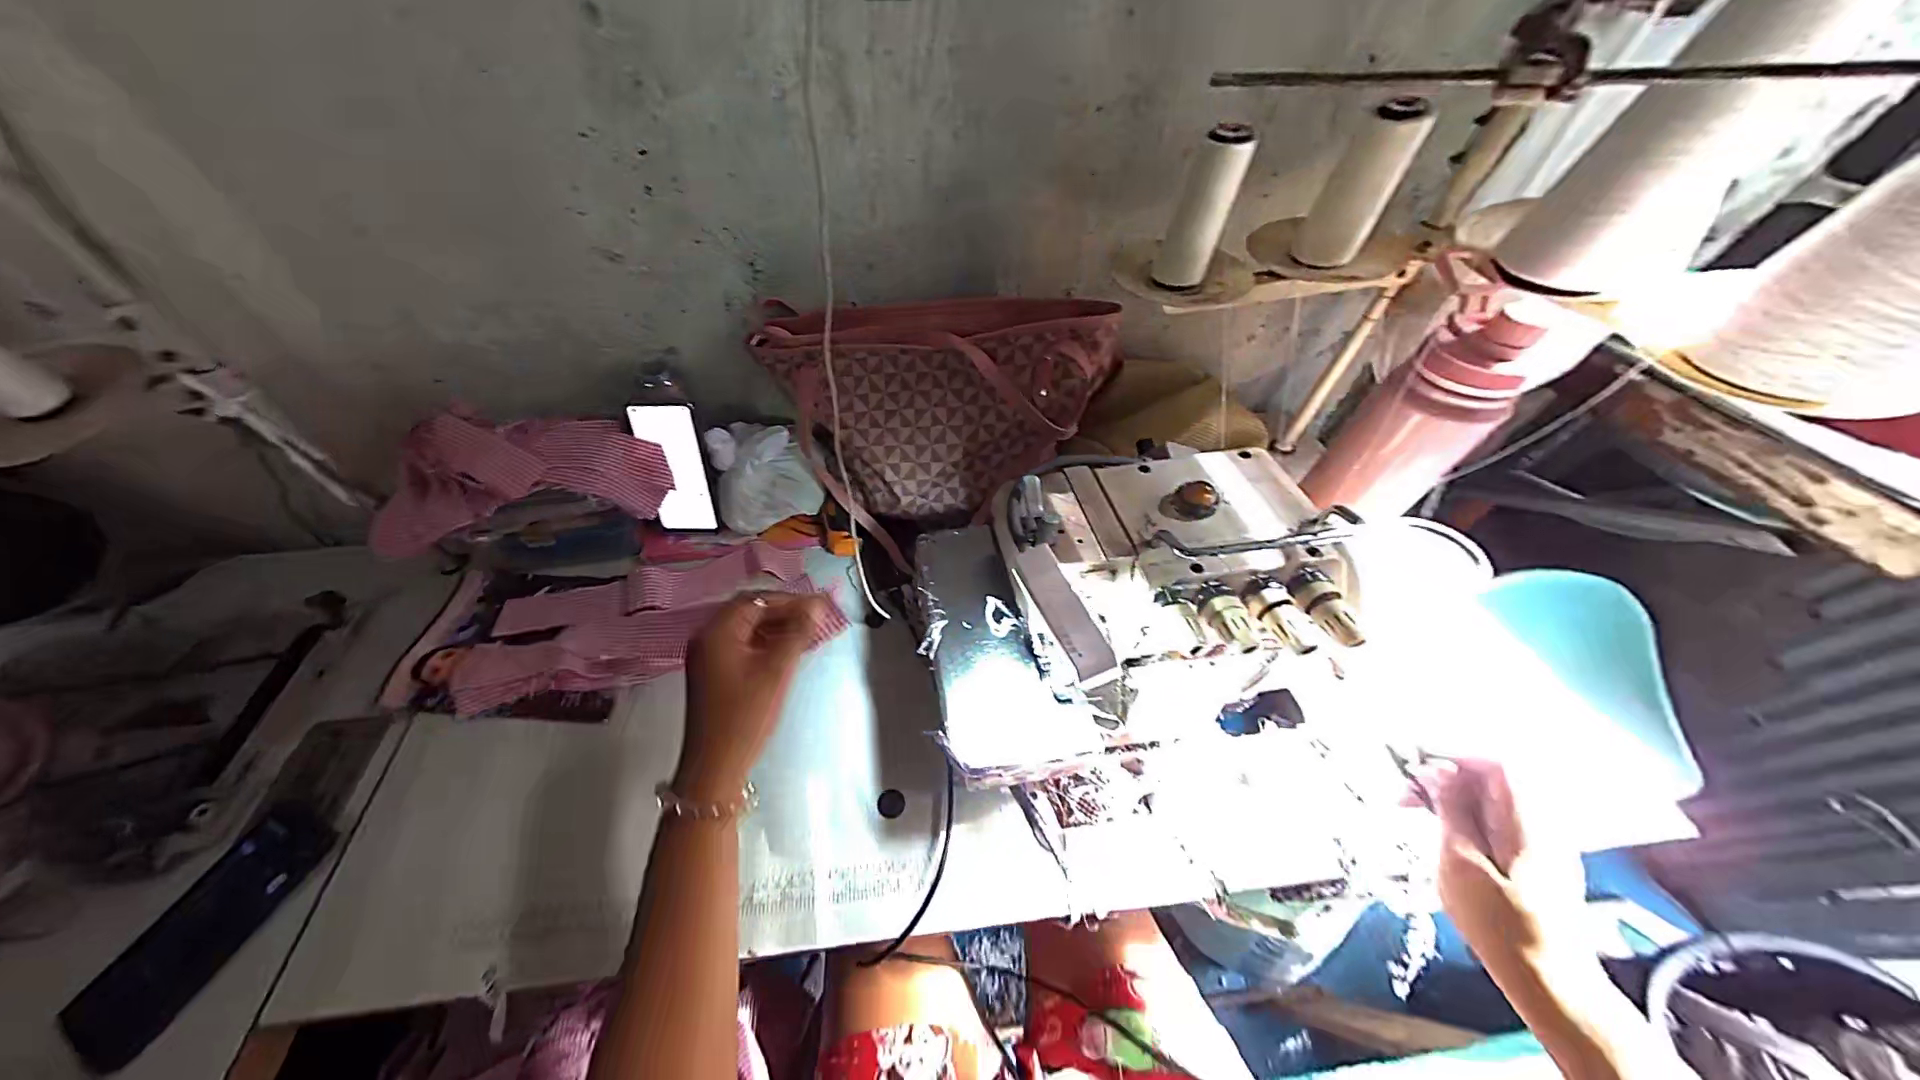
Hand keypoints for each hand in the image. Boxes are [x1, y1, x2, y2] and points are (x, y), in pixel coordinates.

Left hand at [675, 591, 835, 802]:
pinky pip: (743, 646)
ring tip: (808, 631)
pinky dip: (766, 643)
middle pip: (750, 612)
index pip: (756, 600)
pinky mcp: (715, 673)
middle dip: (784, 611)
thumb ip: (797, 633)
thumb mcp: (776, 670)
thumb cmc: (745, 716)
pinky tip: (789, 649)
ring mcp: (709, 657)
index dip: (789, 600)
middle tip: (816, 616)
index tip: (819, 604)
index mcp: (716, 632)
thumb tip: (816, 606)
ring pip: (747, 630)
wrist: (716, 765)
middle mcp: (707, 639)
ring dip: (777, 627)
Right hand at [1425, 758, 1589, 975]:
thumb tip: (1435, 771)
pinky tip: (1445, 831)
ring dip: (1453, 797)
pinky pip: (1499, 818)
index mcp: (1529, 823)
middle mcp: (1544, 826)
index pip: (1496, 764)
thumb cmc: (1499, 924)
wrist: (1548, 982)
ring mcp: (1545, 843)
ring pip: (1494, 799)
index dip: (1453, 755)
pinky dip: (1467, 815)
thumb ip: (1450, 811)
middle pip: (1494, 779)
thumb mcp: (1460, 863)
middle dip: (1447, 777)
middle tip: (1408, 794)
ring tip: (1417, 810)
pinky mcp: (1538, 860)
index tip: (1414, 765)